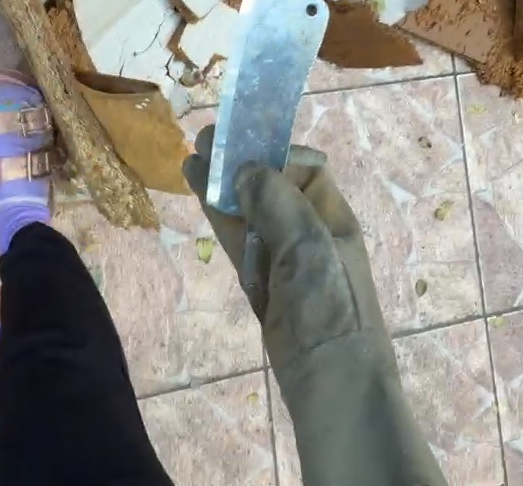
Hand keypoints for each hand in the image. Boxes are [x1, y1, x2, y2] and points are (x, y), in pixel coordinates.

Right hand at [184, 127, 445, 485]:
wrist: (331, 383)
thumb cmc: (329, 306)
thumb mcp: (309, 247)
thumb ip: (277, 203)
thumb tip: (246, 168)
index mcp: (331, 215)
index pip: (303, 167)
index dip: (273, 151)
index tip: (241, 142)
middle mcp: (307, 228)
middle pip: (271, 183)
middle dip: (240, 161)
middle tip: (202, 140)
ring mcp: (282, 254)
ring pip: (249, 207)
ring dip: (222, 183)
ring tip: (191, 158)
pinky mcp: (259, 278)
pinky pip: (237, 235)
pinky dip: (218, 212)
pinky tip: (198, 190)